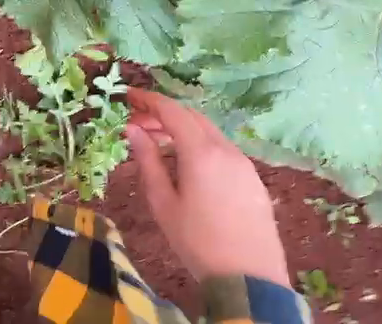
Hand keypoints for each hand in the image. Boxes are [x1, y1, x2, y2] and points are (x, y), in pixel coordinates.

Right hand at [124, 88, 288, 287]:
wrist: (252, 284)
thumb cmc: (198, 242)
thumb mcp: (163, 202)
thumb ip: (147, 160)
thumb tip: (132, 129)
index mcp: (201, 152)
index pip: (171, 110)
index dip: (147, 100)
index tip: (127, 97)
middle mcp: (226, 150)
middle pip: (192, 116)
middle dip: (163, 113)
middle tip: (139, 123)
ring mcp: (245, 165)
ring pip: (209, 132)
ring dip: (183, 129)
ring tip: (160, 144)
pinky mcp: (255, 181)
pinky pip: (223, 150)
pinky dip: (201, 145)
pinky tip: (188, 165)